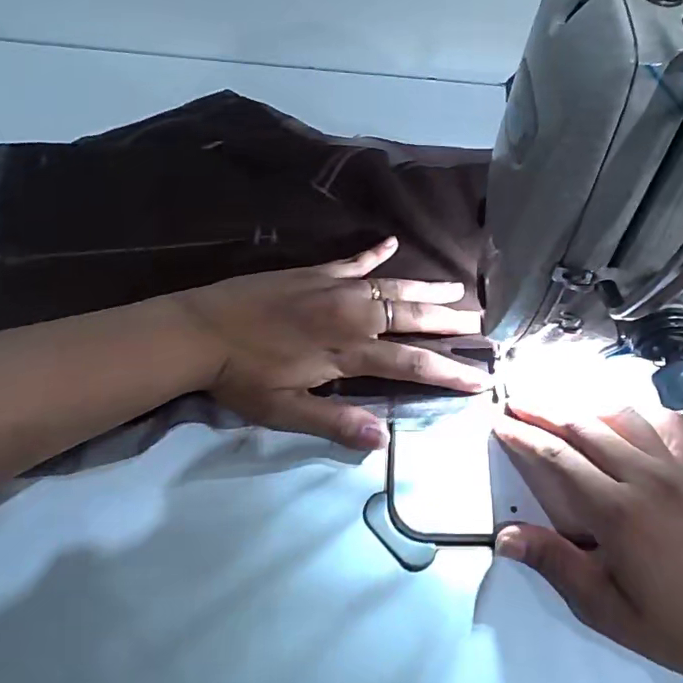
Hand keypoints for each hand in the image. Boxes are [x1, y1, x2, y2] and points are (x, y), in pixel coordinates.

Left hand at [174, 237, 490, 449]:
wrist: (201, 329)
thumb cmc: (242, 375)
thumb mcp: (284, 410)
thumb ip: (334, 421)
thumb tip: (382, 439)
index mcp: (346, 351)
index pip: (409, 362)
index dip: (447, 371)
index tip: (481, 377)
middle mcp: (348, 315)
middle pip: (408, 317)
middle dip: (447, 322)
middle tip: (481, 322)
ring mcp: (331, 289)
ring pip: (389, 286)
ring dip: (424, 288)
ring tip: (457, 287)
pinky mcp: (311, 273)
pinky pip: (351, 261)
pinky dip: (373, 253)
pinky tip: (392, 242)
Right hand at [492, 400, 682, 682]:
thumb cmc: (680, 629)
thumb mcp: (607, 609)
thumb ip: (555, 563)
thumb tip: (504, 536)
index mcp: (617, 511)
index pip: (557, 457)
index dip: (522, 436)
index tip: (498, 422)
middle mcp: (645, 478)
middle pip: (584, 427)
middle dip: (544, 410)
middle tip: (517, 403)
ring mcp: (678, 472)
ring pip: (624, 419)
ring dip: (586, 406)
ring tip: (560, 404)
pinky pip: (671, 429)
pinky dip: (645, 415)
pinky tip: (633, 420)